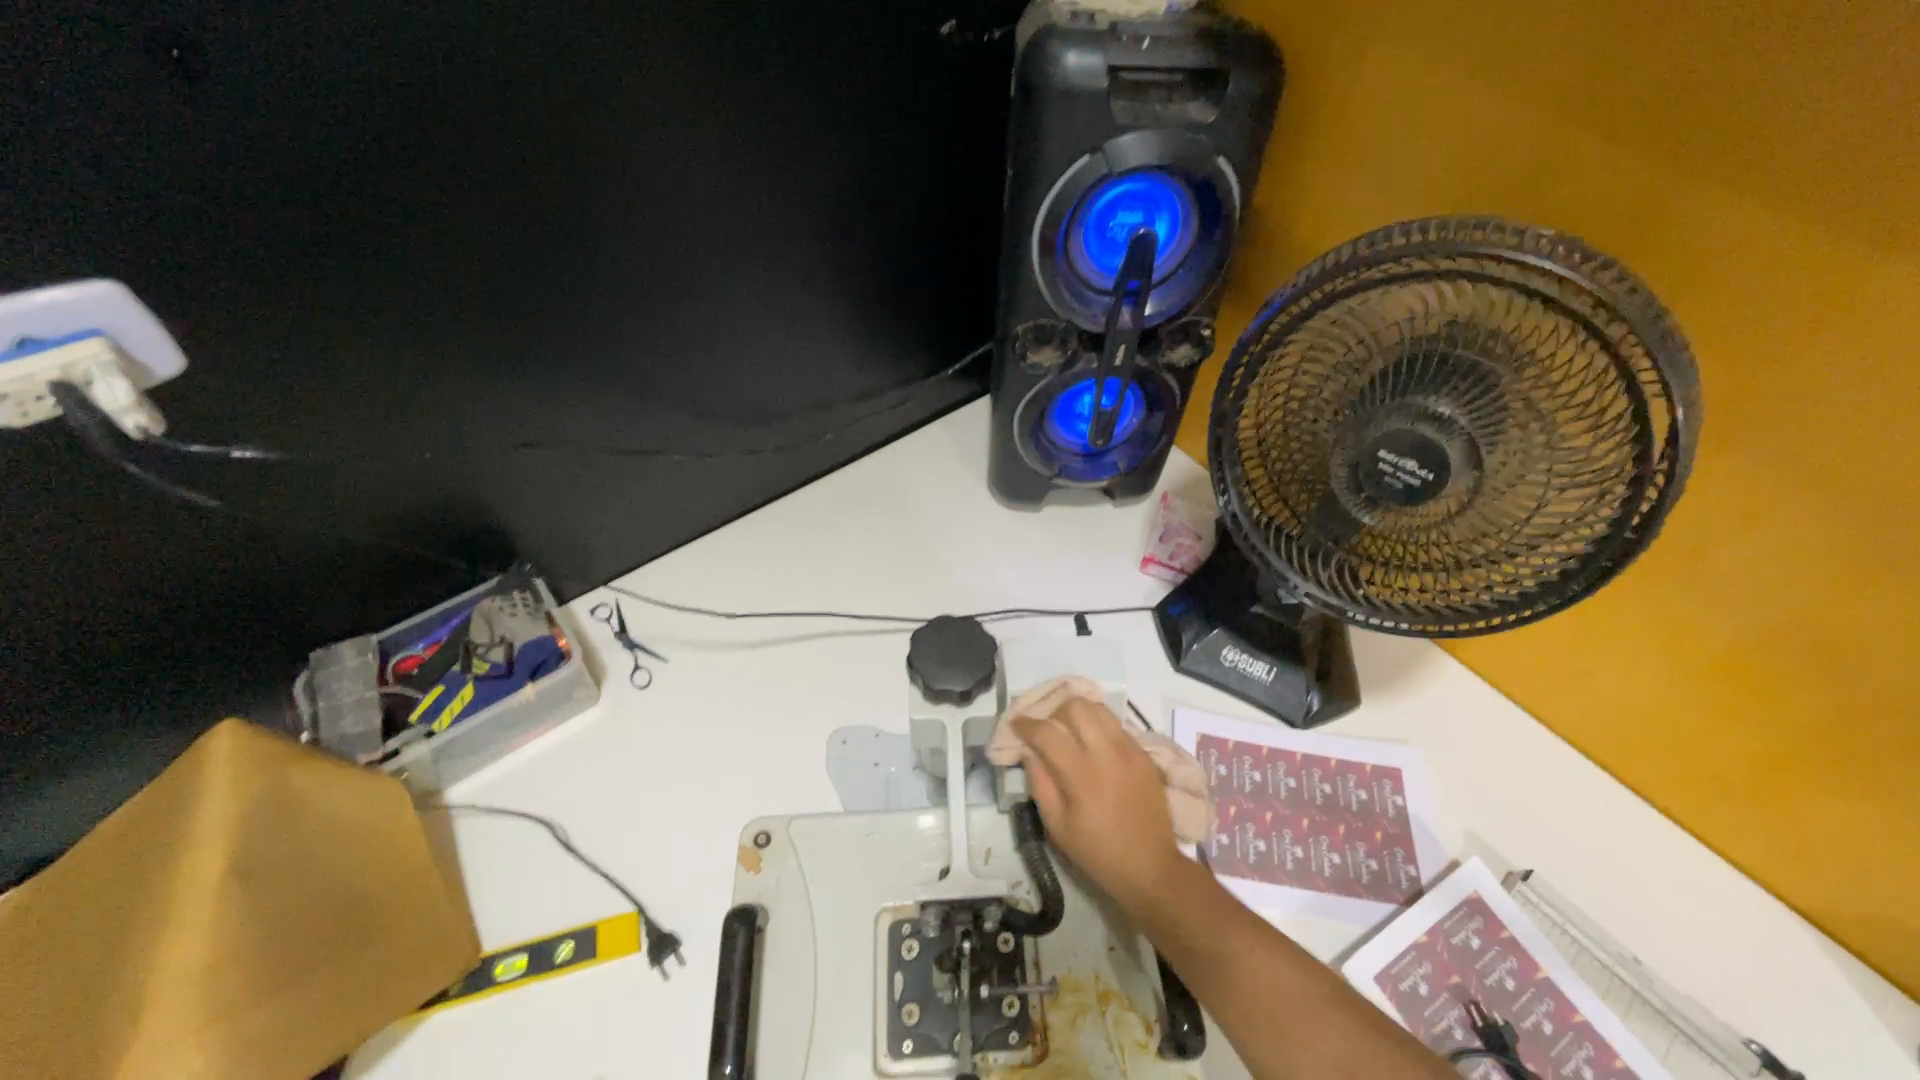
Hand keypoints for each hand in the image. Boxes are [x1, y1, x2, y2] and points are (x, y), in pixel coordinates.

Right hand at [1011, 697, 1189, 915]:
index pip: (1047, 732)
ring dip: (1078, 714)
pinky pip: (1117, 726)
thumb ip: (1040, 783)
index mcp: (1081, 774)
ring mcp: (1130, 750)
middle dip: (1054, 712)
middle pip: (1076, 707)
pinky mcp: (1145, 755)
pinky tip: (1093, 747)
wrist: (1150, 867)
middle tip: (1046, 729)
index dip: (1026, 724)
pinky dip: (1099, 727)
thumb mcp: (1058, 826)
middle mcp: (1107, 752)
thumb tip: (1029, 752)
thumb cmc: (1098, 853)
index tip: (1015, 724)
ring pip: (1100, 709)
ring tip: (1069, 732)